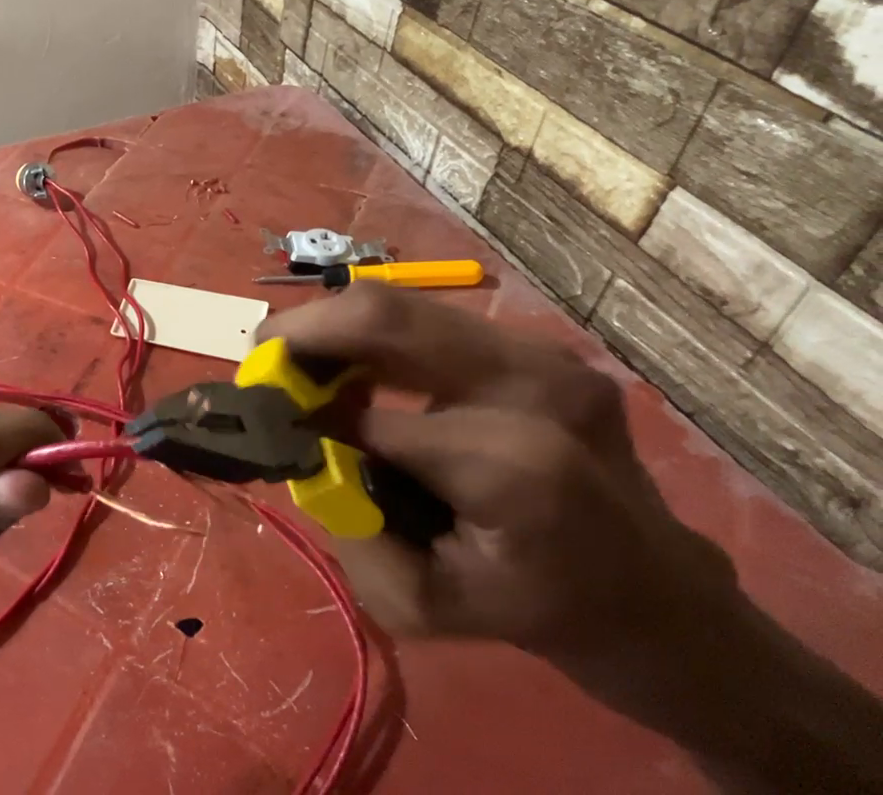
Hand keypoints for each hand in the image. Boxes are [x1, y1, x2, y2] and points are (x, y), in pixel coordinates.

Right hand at [258, 284, 882, 793]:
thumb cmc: (525, 606)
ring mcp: (547, 358)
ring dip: (335, 330)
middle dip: (302, 334)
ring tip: (306, 371)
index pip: (362, 418)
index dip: (298, 413)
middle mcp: (535, 391)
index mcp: (512, 468)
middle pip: (383, 316)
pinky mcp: (544, 347)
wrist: (650, 592)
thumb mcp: (414, 601)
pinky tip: (360, 374)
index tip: (260, 423)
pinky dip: (374, 337)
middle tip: (264, 365)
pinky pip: (429, 318)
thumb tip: (297, 442)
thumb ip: (346, 524)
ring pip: (400, 304)